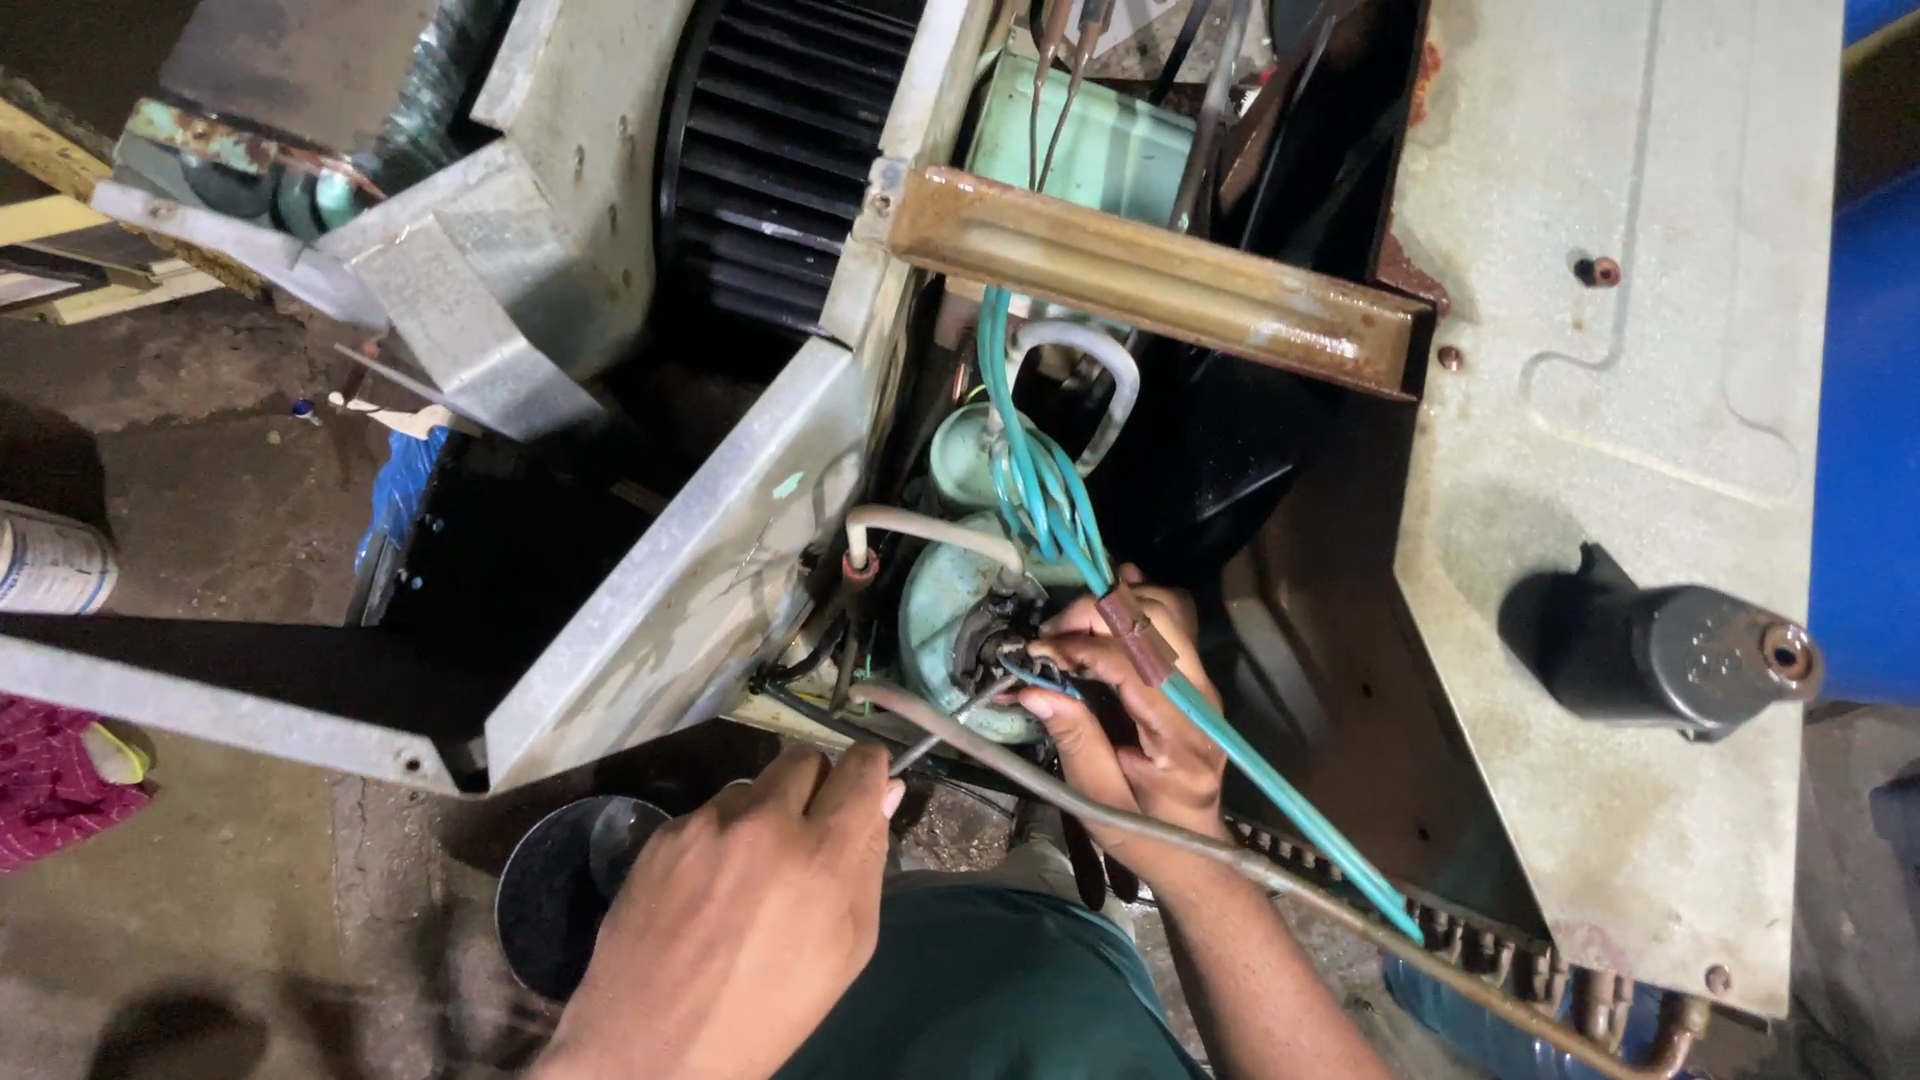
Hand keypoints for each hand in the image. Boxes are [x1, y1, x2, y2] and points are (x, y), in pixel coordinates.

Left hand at [534, 744, 905, 1079]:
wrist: (648, 1056)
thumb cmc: (768, 1012)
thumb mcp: (848, 948)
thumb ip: (870, 859)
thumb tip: (887, 791)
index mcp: (821, 855)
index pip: (861, 765)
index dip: (868, 770)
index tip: (862, 787)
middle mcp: (766, 822)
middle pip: (807, 757)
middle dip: (816, 785)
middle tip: (805, 832)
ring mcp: (709, 824)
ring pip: (755, 784)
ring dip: (764, 812)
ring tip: (748, 872)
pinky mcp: (666, 834)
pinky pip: (711, 812)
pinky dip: (721, 836)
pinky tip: (708, 886)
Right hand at [1021, 565, 1229, 891]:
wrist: (1193, 850)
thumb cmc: (1142, 833)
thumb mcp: (1098, 800)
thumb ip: (1073, 739)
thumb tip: (1034, 688)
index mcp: (1179, 738)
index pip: (1133, 667)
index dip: (1080, 649)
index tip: (1036, 654)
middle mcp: (1201, 702)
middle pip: (1154, 624)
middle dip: (1094, 615)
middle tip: (1050, 636)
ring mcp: (1203, 686)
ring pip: (1166, 612)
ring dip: (1113, 606)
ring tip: (1071, 627)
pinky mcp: (1195, 680)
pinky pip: (1173, 623)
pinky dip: (1140, 601)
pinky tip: (1115, 586)